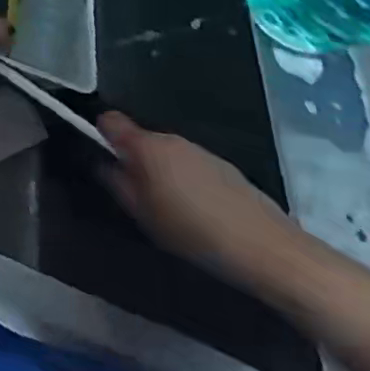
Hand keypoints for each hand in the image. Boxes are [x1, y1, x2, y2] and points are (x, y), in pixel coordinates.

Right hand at [98, 111, 314, 285]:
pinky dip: (187, 182)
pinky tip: (200, 214)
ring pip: (167, 154)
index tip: (104, 159)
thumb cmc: (194, 232)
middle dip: (134, 161)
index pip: (110, 120)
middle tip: (139, 196)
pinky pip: (192, 166)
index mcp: (146, 146)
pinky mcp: (226, 168)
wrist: (270, 250)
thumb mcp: (142, 214)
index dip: (100, 134)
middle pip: (140, 139)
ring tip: (172, 210)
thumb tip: (103, 163)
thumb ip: (116, 183)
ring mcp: (202, 151)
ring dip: (162, 173)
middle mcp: (172, 139)